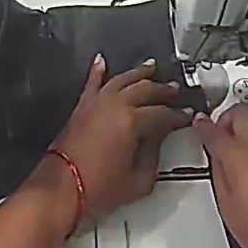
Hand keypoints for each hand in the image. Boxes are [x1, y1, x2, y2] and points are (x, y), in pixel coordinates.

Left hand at [47, 56, 194, 224]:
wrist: (63, 187)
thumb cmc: (95, 186)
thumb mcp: (139, 180)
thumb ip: (154, 155)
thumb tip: (157, 141)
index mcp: (132, 122)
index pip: (163, 113)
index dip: (178, 115)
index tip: (185, 116)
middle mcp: (114, 106)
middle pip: (146, 89)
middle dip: (164, 90)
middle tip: (175, 90)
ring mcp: (96, 103)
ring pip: (122, 79)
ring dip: (139, 72)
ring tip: (152, 68)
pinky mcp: (82, 106)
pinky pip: (92, 82)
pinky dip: (98, 70)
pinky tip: (101, 61)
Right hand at [195, 105, 247, 247]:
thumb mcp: (226, 203)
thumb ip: (218, 170)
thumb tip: (215, 156)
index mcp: (241, 154)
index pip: (215, 128)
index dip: (203, 125)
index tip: (199, 126)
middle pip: (242, 112)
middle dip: (226, 119)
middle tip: (216, 134)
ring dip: (242, 133)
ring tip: (231, 156)